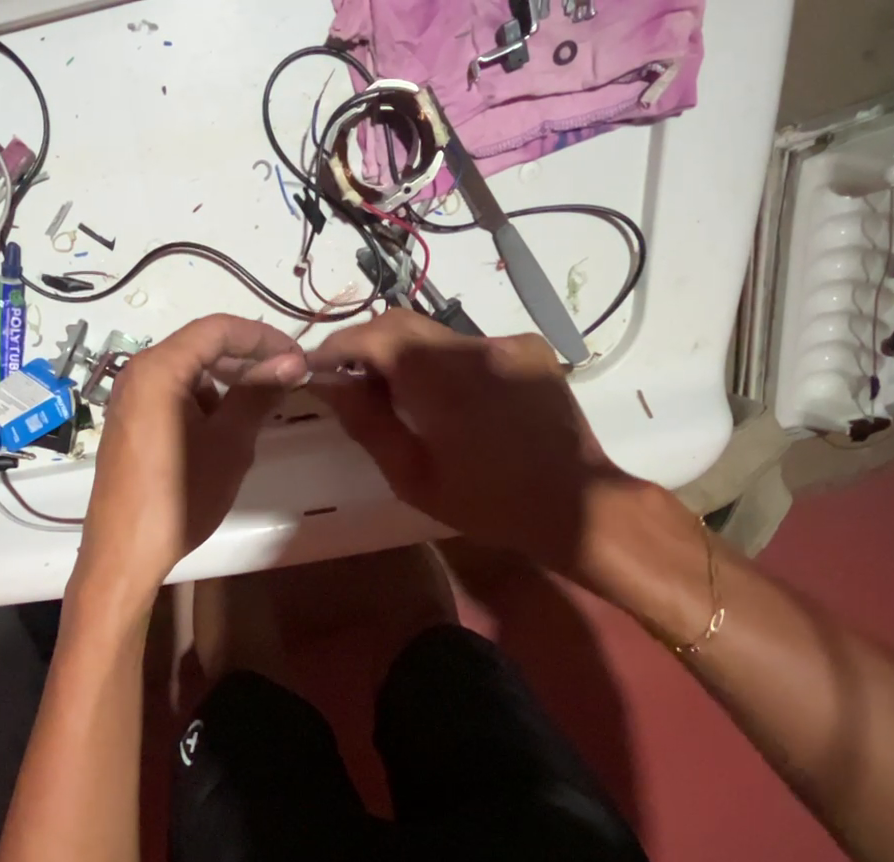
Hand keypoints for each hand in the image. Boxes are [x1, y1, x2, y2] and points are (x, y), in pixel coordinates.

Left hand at [76, 314, 305, 604]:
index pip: (217, 328)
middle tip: (287, 382)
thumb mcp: (230, 443)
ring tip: (260, 410)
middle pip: (200, 347)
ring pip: (187, 374)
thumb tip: (292, 362)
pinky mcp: (130, 425)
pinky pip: (172, 398)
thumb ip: (259, 394)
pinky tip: (226, 432)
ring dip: (227, 383)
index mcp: (157, 369)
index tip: (297, 358)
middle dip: (247, 360)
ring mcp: (129, 401)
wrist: (125, 552)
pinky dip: (204, 404)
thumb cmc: (181, 496)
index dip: (263, 337)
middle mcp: (137, 374)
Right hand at [307, 310, 639, 576]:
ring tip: (396, 396)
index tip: (315, 368)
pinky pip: (468, 345)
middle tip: (347, 380)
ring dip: (405, 356)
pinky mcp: (530, 349)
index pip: (375, 336)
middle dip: (366, 345)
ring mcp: (508, 343)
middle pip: (403, 324)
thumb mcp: (412, 476)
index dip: (337, 346)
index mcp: (444, 381)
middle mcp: (477, 347)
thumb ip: (367, 423)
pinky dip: (443, 363)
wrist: (578, 505)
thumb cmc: (487, 504)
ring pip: (435, 334)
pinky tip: (448, 401)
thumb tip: (328, 384)